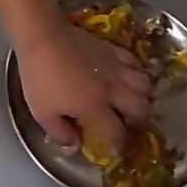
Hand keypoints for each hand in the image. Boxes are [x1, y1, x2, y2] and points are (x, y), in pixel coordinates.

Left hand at [15, 22, 152, 154]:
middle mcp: (113, 89)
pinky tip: (129, 75)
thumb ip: (59, 132)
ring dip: (143, 96)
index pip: (116, 132)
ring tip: (133, 100)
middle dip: (140, 120)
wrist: (43, 37)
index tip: (117, 149)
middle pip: (141, 108)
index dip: (118, 145)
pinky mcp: (113, 49)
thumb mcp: (41, 112)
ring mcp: (116, 67)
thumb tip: (74, 144)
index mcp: (95, 107)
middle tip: (132, 124)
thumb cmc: (40, 77)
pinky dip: (137, 72)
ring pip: (145, 84)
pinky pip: (135, 63)